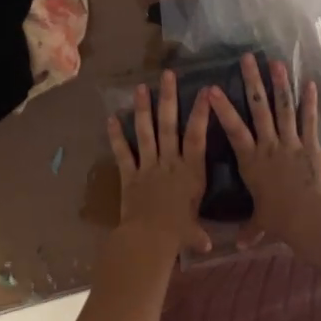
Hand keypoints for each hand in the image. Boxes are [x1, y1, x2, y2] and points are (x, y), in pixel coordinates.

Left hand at [106, 70, 212, 254]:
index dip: (201, 113)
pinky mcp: (129, 175)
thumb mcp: (194, 232)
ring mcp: (148, 166)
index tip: (205, 91)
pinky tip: (111, 118)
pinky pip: (123, 152)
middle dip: (169, 98)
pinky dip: (116, 136)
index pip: (198, 135)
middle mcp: (170, 162)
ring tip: (140, 87)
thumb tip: (210, 246)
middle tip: (168, 75)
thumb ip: (200, 233)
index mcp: (191, 171)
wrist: (148, 238)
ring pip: (146, 132)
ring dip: (143, 109)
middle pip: (170, 125)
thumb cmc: (177, 234)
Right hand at [208, 56, 320, 241]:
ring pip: (283, 108)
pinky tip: (310, 84)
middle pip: (258, 108)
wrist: (305, 216)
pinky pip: (309, 121)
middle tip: (247, 58)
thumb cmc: (278, 217)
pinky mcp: (311, 146)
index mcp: (250, 159)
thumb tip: (237, 246)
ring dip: (280, 84)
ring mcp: (290, 142)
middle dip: (252, 81)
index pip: (233, 129)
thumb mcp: (260, 222)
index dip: (223, 108)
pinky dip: (310, 103)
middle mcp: (268, 144)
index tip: (213, 89)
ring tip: (276, 62)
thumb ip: (249, 229)